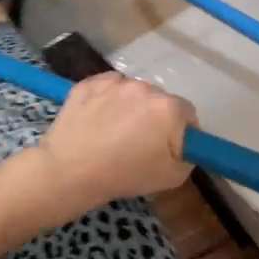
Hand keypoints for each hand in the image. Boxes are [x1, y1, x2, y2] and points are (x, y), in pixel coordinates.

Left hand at [34, 73, 195, 210]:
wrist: (70, 169)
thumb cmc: (125, 174)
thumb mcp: (174, 175)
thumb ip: (189, 153)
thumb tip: (183, 141)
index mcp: (169, 108)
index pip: (187, 114)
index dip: (180, 131)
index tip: (167, 147)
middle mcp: (143, 88)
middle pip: (158, 100)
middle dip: (154, 117)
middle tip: (138, 141)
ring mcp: (112, 83)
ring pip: (131, 91)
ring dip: (129, 105)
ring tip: (113, 130)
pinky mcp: (86, 84)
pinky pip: (106, 86)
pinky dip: (106, 97)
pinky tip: (97, 117)